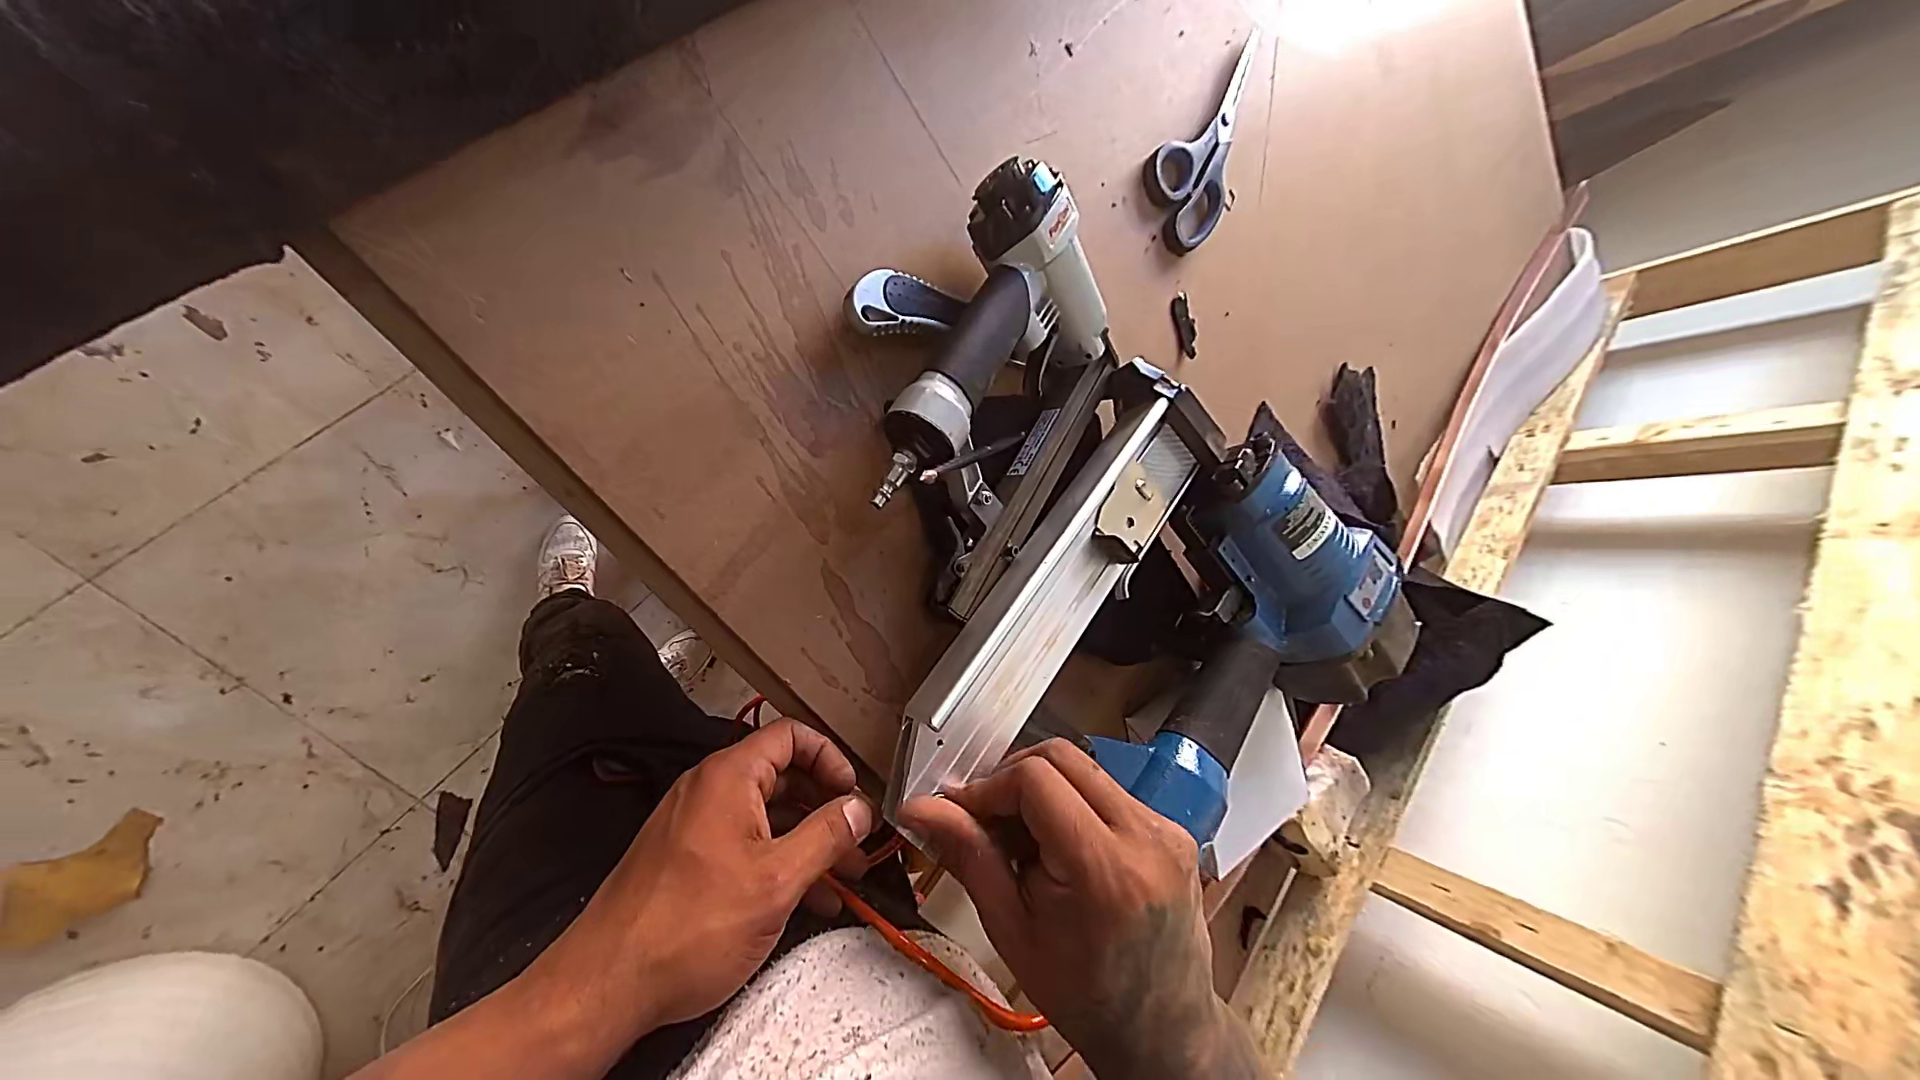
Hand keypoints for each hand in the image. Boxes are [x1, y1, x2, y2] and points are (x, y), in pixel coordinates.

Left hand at [517, 718, 874, 1068]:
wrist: (605, 987)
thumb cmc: (682, 930)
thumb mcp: (776, 880)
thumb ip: (827, 836)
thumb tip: (859, 809)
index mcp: (729, 777)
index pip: (792, 736)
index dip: (830, 757)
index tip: (852, 790)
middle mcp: (709, 790)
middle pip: (784, 775)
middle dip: (826, 806)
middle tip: (855, 836)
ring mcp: (696, 823)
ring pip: (768, 814)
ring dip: (809, 839)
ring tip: (841, 875)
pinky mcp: (689, 856)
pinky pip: (747, 841)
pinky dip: (780, 858)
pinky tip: (808, 896)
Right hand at [899, 739, 1263, 1079]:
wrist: (1162, 1029)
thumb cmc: (1088, 995)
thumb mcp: (1012, 929)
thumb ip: (968, 855)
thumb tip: (922, 810)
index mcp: (1104, 868)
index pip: (1035, 778)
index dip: (989, 786)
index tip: (964, 809)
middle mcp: (1144, 837)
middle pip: (1061, 756)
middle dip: (1012, 777)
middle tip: (989, 817)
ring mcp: (1164, 829)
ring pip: (1083, 767)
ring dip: (1042, 789)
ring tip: (1024, 839)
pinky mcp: (1170, 828)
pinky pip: (1106, 788)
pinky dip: (1070, 802)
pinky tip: (1057, 844)